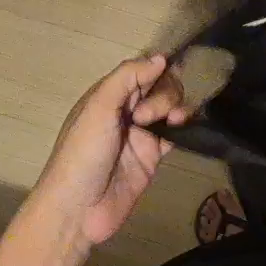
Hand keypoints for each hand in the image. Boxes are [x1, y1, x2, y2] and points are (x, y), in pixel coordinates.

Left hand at [27, 55, 189, 247]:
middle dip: (164, 94)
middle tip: (148, 117)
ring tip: (174, 121)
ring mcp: (141, 133)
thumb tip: (161, 58)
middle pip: (159, 87)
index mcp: (107, 95)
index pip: (140, 70)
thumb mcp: (98, 107)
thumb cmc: (82, 153)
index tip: (165, 72)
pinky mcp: (154, 156)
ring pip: (170, 108)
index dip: (156, 68)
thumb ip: (127, 78)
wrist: (80, 207)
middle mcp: (125, 110)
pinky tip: (185, 127)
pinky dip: (185, 127)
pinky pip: (176, 134)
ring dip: (177, 107)